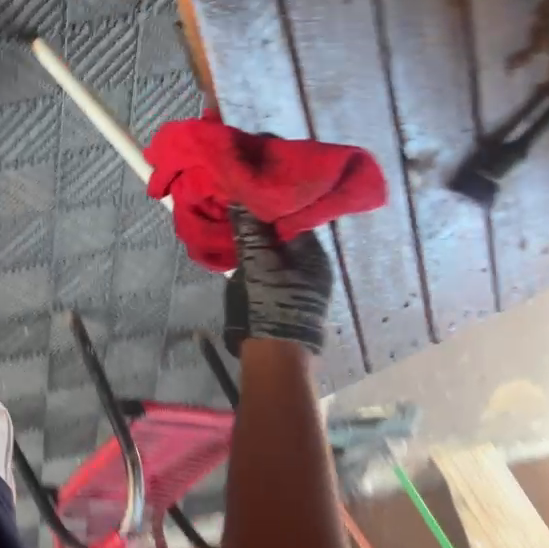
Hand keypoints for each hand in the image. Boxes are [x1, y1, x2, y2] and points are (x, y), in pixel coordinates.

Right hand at [223, 206, 335, 355]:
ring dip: (257, 240)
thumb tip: (239, 199)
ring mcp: (301, 282)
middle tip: (235, 209)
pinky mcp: (287, 293)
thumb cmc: (271, 301)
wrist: (275, 351)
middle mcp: (314, 266)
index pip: (292, 219)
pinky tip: (240, 251)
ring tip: (233, 226)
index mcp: (315, 256)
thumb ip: (249, 231)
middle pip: (284, 235)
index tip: (245, 196)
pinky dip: (257, 255)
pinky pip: (272, 264)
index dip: (268, 207)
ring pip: (277, 250)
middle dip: (261, 223)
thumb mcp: (257, 262)